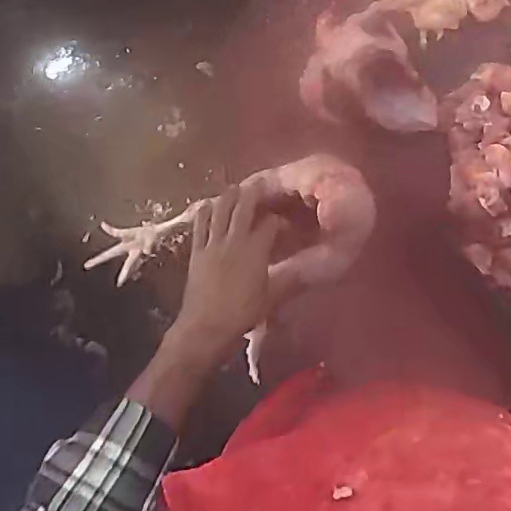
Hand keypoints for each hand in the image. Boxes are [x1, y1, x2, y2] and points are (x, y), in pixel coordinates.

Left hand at [168, 184, 285, 360]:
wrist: (206, 327)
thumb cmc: (242, 313)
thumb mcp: (272, 297)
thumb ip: (291, 279)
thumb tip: (314, 269)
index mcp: (255, 249)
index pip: (270, 223)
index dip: (279, 219)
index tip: (284, 221)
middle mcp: (234, 239)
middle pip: (244, 207)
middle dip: (253, 193)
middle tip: (259, 183)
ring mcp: (213, 243)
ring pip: (220, 210)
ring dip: (228, 196)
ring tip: (235, 188)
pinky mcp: (197, 251)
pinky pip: (200, 225)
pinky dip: (204, 212)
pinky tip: (208, 204)